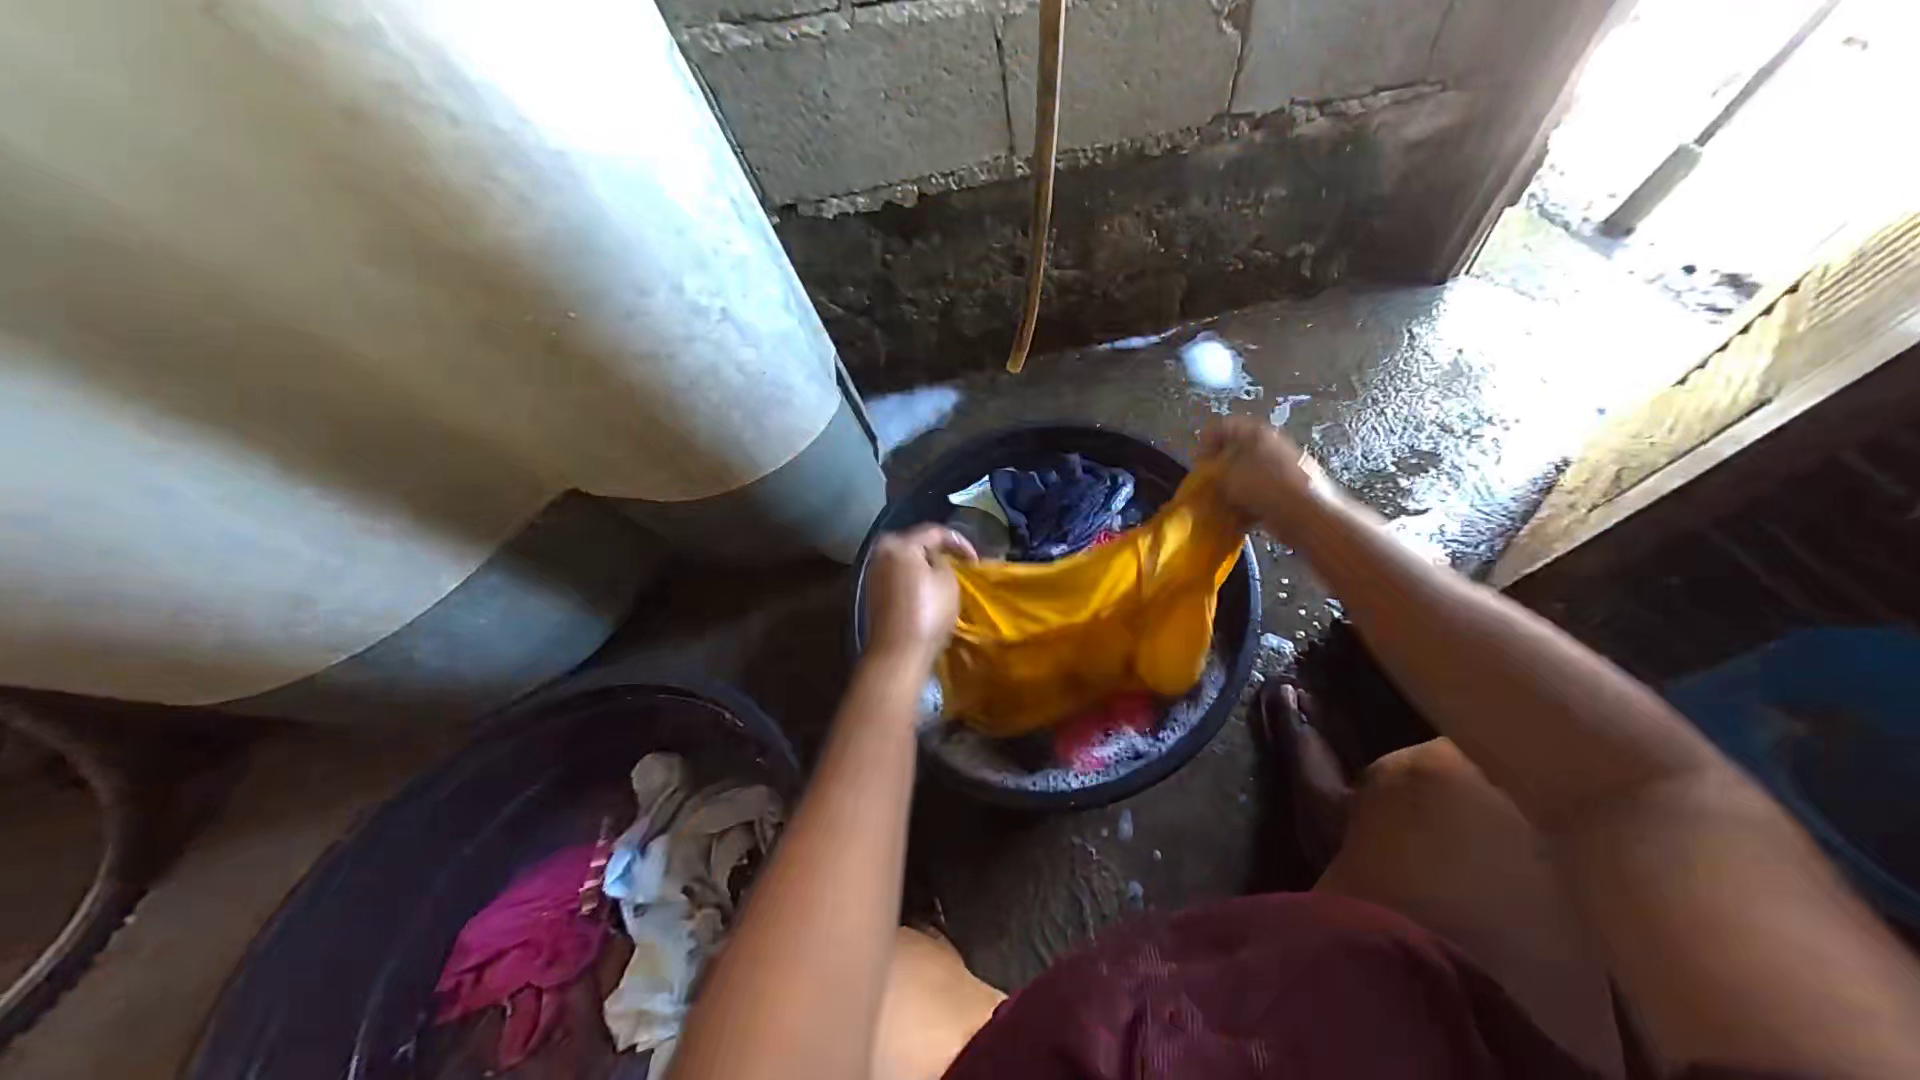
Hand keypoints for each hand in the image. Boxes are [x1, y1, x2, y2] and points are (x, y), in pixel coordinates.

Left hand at [864, 524, 975, 664]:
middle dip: (939, 551)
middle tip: (960, 562)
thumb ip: (944, 560)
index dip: (960, 542)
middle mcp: (881, 552)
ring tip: (946, 575)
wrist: (898, 653)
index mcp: (899, 544)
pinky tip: (928, 587)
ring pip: (906, 559)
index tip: (976, 560)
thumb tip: (936, 558)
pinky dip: (914, 576)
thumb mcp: (947, 581)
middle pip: (916, 543)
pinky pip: (898, 575)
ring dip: (925, 564)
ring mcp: (874, 572)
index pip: (935, 531)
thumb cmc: (928, 614)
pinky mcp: (873, 592)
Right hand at [1199, 417, 1328, 533]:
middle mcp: (1270, 442)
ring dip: (1233, 487)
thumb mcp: (1225, 475)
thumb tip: (1208, 471)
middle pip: (1235, 449)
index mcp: (1254, 431)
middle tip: (1207, 484)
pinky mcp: (1289, 487)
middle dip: (1219, 467)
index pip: (1220, 426)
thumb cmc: (1262, 486)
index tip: (1197, 463)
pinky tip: (1240, 514)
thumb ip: (1211, 469)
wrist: (1305, 512)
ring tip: (1222, 503)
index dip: (1204, 443)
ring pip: (1247, 472)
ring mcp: (1282, 465)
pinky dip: (1249, 501)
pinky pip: (1260, 490)